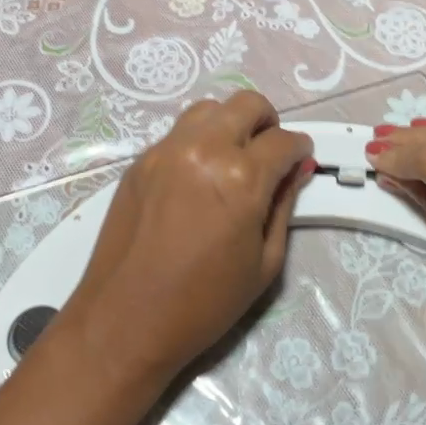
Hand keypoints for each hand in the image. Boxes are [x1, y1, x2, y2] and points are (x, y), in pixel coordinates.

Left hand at [61, 92, 315, 382]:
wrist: (124, 320)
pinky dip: (199, 140)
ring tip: (234, 159)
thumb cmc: (204, 303)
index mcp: (241, 177)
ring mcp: (166, 151)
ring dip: (230, 124)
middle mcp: (203, 149)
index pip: (283, 141)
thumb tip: (295, 171)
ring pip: (209, 109)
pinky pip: (178, 133)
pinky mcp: (140, 162)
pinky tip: (199, 177)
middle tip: (270, 154)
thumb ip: (283, 206)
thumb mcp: (264, 263)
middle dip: (268, 122)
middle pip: (246, 104)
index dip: (299, 150)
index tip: (301, 161)